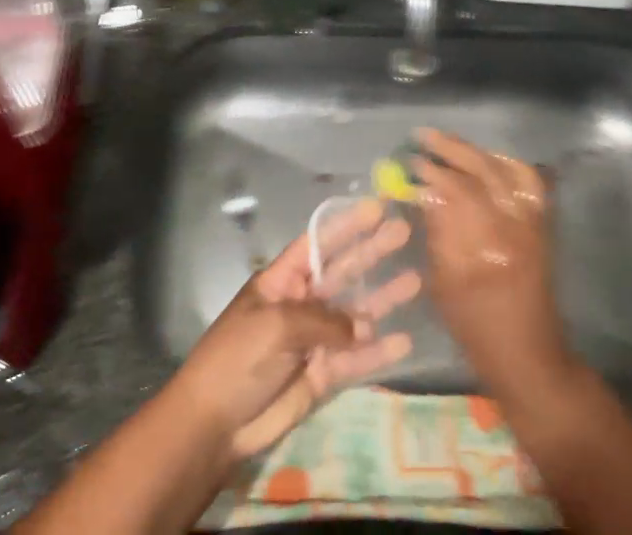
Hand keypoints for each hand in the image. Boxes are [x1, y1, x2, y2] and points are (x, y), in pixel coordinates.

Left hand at [166, 197, 420, 458]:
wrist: (216, 422)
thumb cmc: (237, 359)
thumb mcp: (277, 326)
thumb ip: (324, 321)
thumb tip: (364, 326)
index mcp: (280, 283)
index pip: (317, 246)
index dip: (344, 227)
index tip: (376, 209)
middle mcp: (300, 304)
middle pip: (342, 273)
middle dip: (371, 253)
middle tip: (404, 232)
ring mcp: (313, 340)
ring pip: (355, 315)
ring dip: (382, 298)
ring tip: (415, 282)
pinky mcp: (322, 374)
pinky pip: (355, 358)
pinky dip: (378, 352)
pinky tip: (404, 342)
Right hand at [415, 129, 572, 395]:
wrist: (529, 353)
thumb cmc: (477, 327)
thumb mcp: (445, 284)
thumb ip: (439, 234)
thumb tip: (425, 195)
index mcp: (487, 243)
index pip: (457, 190)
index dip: (432, 172)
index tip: (410, 162)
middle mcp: (516, 225)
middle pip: (485, 169)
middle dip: (452, 149)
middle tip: (423, 138)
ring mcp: (534, 222)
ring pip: (508, 169)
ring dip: (477, 152)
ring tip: (450, 144)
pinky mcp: (543, 225)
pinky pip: (529, 182)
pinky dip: (506, 165)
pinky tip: (486, 162)